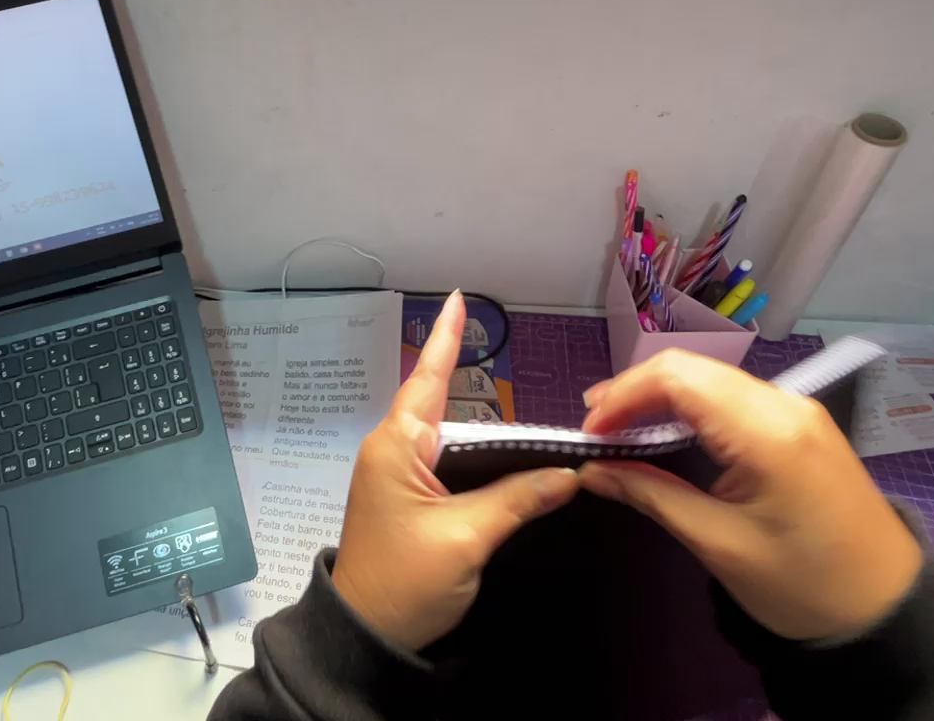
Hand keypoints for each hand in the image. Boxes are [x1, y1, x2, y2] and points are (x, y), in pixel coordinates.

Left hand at [331, 291, 579, 650]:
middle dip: (464, 370)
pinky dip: (467, 444)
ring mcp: (394, 471)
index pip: (428, 379)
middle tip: (494, 339)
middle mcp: (391, 447)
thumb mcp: (466, 539)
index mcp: (396, 445)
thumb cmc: (407, 581)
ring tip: (504, 386)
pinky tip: (492, 444)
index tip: (457, 299)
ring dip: (471, 413)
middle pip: (437, 400)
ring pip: (441, 429)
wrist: (366, 633)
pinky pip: (440, 456)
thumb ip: (516, 500)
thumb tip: (566, 475)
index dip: (447, 339)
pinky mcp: (404, 493)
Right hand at [577, 349, 921, 641]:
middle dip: (634, 389)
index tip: (590, 431)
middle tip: (595, 424)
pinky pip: (729, 393)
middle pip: (689, 368)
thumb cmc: (805, 586)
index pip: (676, 378)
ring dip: (658, 392)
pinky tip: (665, 424)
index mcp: (766, 431)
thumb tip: (592, 471)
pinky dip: (687, 402)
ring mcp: (795, 410)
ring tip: (619, 422)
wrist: (896, 618)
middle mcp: (783, 404)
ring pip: (707, 376)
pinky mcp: (799, 423)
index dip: (623, 395)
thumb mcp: (719, 544)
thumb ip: (650, 495)